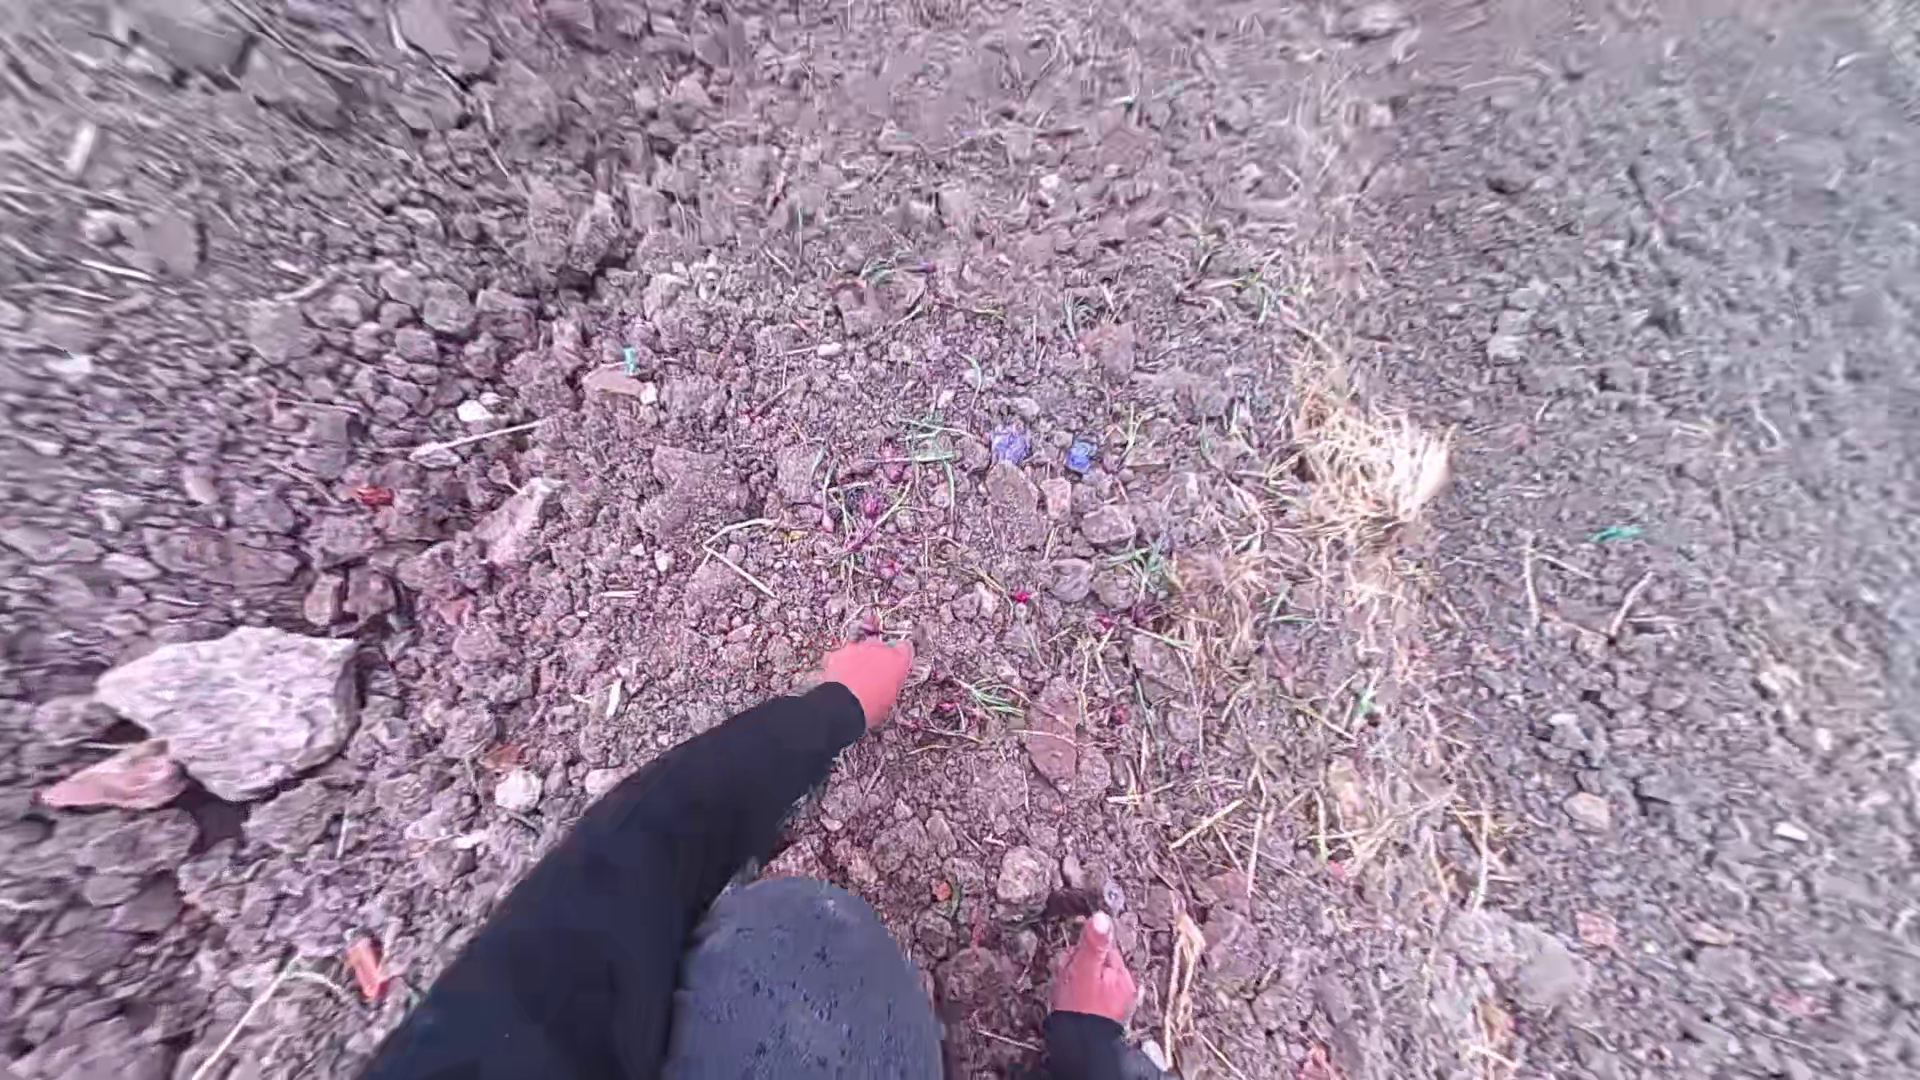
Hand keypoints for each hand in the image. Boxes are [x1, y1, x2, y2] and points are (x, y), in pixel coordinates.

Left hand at [820, 638, 913, 730]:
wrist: (843, 707)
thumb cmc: (869, 707)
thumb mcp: (890, 697)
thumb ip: (892, 681)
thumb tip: (888, 682)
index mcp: (897, 660)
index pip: (903, 649)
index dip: (898, 657)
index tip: (893, 665)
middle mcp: (879, 649)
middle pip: (880, 646)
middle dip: (876, 658)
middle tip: (872, 675)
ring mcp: (858, 649)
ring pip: (860, 649)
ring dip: (858, 660)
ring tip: (854, 679)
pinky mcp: (839, 653)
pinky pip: (842, 655)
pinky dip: (841, 664)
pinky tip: (841, 678)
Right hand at [1051, 912, 1136, 1022]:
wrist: (1077, 1049)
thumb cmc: (1081, 1011)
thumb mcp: (1084, 970)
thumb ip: (1093, 943)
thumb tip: (1101, 917)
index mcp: (1123, 976)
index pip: (1101, 946)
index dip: (1082, 950)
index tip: (1073, 960)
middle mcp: (1122, 988)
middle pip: (1094, 959)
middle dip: (1076, 963)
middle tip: (1069, 978)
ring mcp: (1112, 1001)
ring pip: (1087, 974)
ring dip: (1072, 977)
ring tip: (1066, 991)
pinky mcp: (1100, 1011)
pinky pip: (1085, 990)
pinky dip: (1074, 991)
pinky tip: (1067, 999)